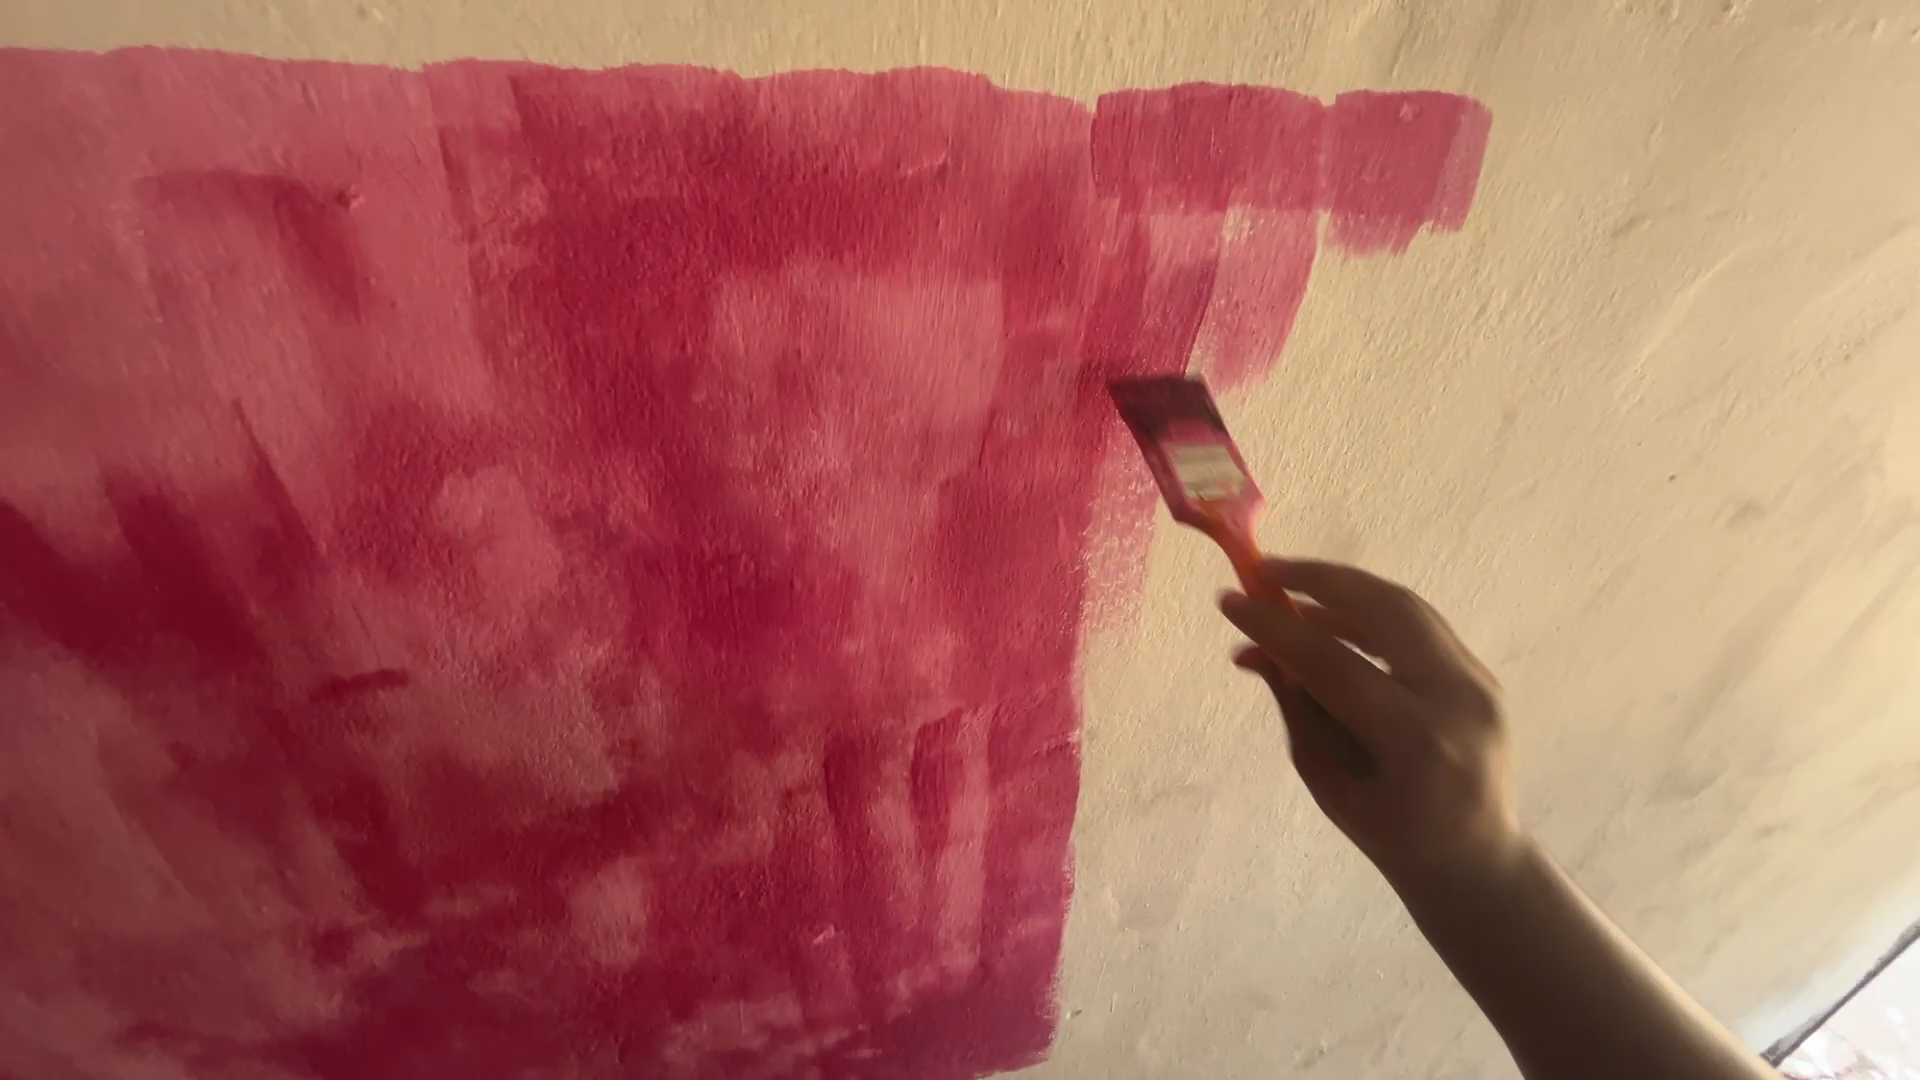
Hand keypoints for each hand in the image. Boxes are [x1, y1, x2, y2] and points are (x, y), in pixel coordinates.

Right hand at [1220, 559, 1520, 888]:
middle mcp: (1458, 699)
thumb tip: (1251, 650)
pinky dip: (1364, 606)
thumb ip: (1294, 706)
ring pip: (1404, 605)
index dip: (1275, 627)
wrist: (1473, 856)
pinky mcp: (1477, 671)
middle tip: (1264, 570)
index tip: (1229, 602)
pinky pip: (1414, 622)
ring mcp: (1478, 680)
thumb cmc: (1388, 831)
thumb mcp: (1324, 778)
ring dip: (1341, 585)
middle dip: (1319, 580)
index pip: (1334, 663)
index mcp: (1417, 741)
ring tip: (1287, 582)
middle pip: (1386, 610)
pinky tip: (1325, 610)